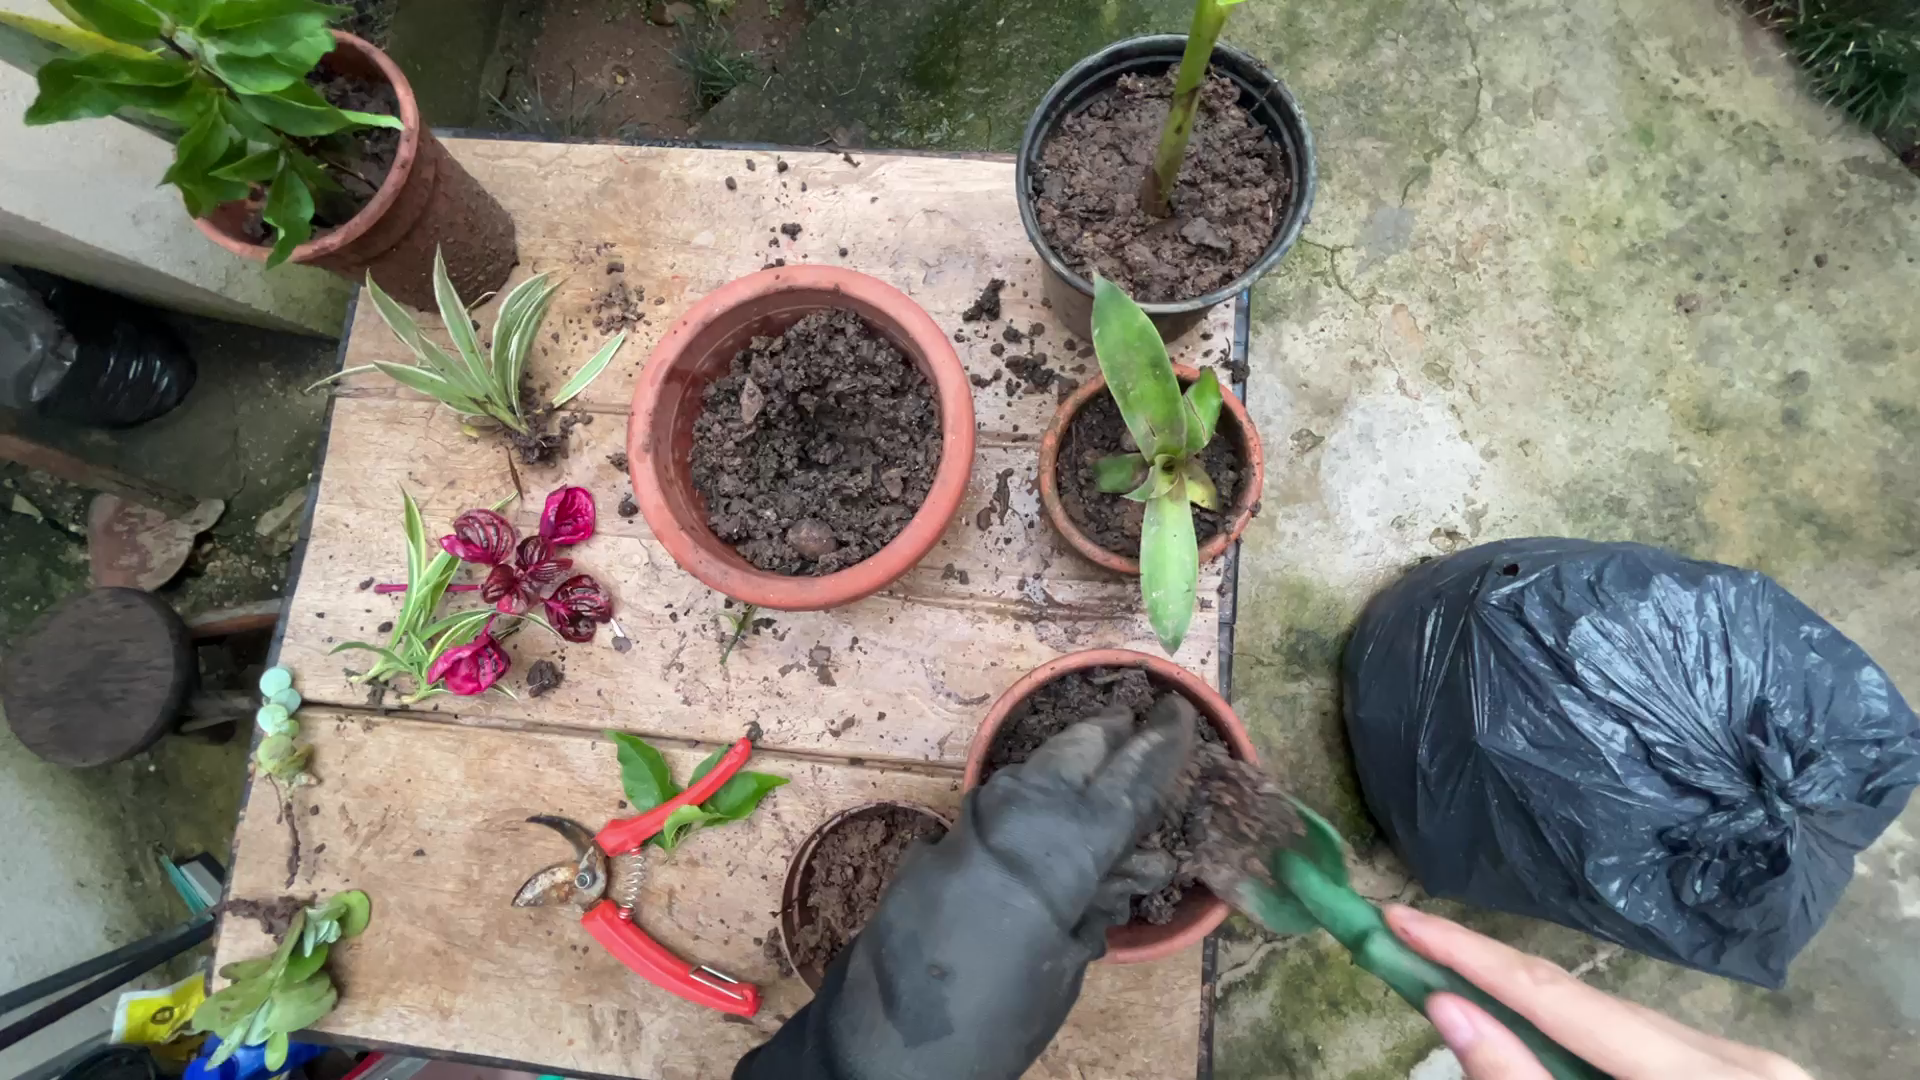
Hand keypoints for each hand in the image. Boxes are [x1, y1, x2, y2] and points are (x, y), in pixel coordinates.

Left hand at [734, 695, 1195, 1079]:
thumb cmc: (996, 1015)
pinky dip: (1039, 783)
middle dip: (1109, 734)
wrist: (885, 1036)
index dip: (1159, 747)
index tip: (1179, 712)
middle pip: (1076, 750)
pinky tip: (1051, 794)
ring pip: (1037, 763)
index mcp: (1063, 849)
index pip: (1127, 785)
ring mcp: (978, 815)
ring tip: (1102, 748)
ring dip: (1072, 753)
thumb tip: (1134, 864)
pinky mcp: (949, 832)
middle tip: (1137, 721)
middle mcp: (1020, 812)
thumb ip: (1098, 903)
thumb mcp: (1063, 968)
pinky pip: (1007, 790)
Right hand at [1385, 905, 1814, 1079]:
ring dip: (1520, 1003)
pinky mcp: (1729, 1076)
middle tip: (1402, 937)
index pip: (1558, 997)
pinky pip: (1626, 1039)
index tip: (1394, 915)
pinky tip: (1523, 1028)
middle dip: (1483, 971)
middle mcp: (1736, 1059)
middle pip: (1577, 1001)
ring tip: (1446, 975)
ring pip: (1599, 1017)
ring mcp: (1743, 1066)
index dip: (1467, 952)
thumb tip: (1443, 1004)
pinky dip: (1565, 1034)